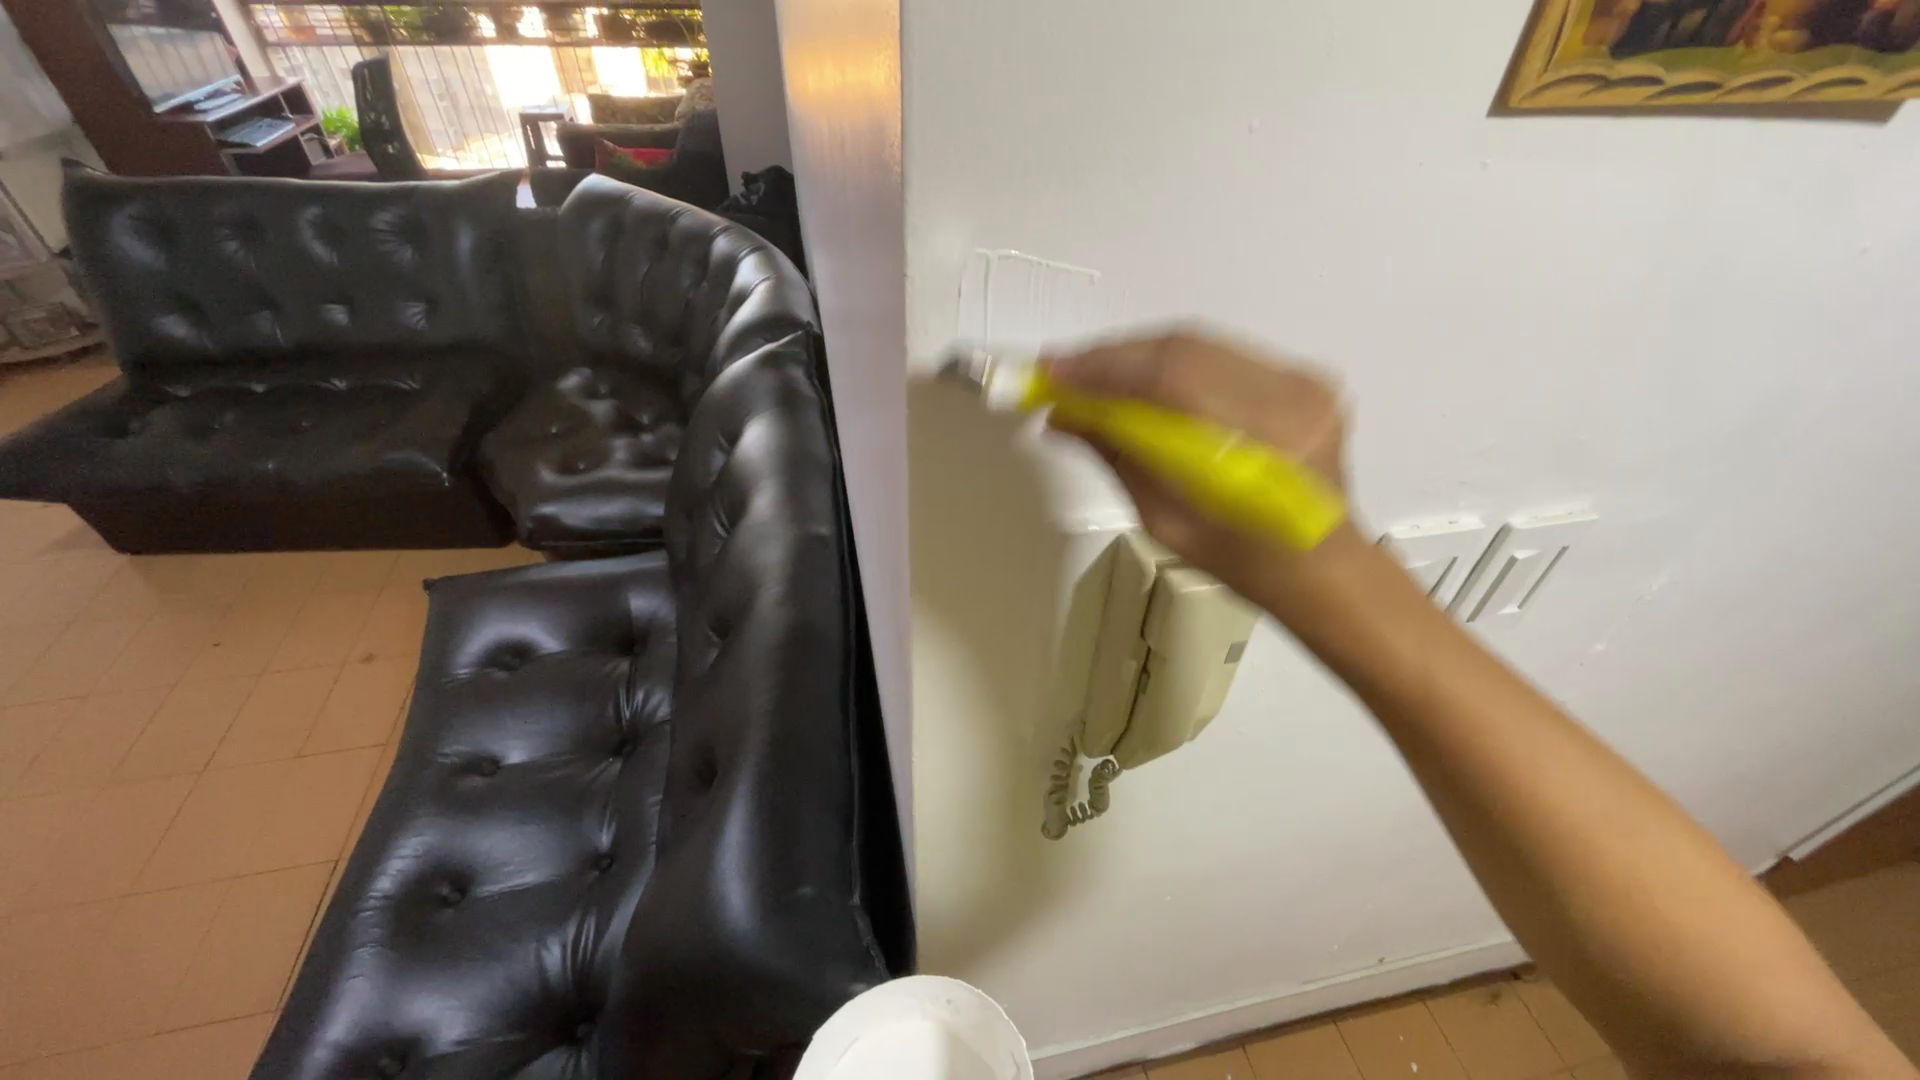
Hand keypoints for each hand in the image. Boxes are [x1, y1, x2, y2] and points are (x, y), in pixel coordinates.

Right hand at [1045, 328, 1359, 612]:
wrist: (1318, 564)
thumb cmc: (1238, 558)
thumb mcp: (1163, 518)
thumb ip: (1118, 455)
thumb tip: (1061, 417)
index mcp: (1258, 443)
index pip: (1169, 377)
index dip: (1102, 367)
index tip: (1049, 372)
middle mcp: (1287, 397)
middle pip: (1183, 348)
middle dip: (1113, 355)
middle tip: (1060, 369)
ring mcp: (1302, 380)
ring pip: (1202, 344)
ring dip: (1139, 355)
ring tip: (1091, 372)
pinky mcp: (1303, 376)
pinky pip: (1223, 356)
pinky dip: (1174, 362)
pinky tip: (1140, 377)